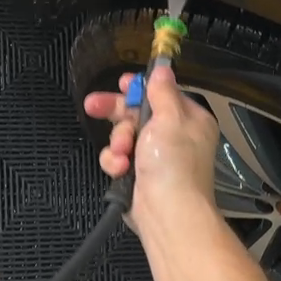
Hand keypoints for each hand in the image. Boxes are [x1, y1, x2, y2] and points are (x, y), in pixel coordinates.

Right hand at [83, 66, 220, 233]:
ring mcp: (154, 157)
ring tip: (123, 154)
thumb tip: (163, 69)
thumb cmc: (173, 162)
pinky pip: (118, 159)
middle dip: (116, 112)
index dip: (140, 88)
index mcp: (188, 119)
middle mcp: (173, 136)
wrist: (167, 212)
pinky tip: (120, 169)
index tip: (122, 84)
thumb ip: (162, 92)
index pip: (162, 94)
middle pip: (137, 113)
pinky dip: (116, 163)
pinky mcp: (137, 175)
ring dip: (118, 142)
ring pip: (123, 136)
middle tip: (92, 105)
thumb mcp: (169, 118)